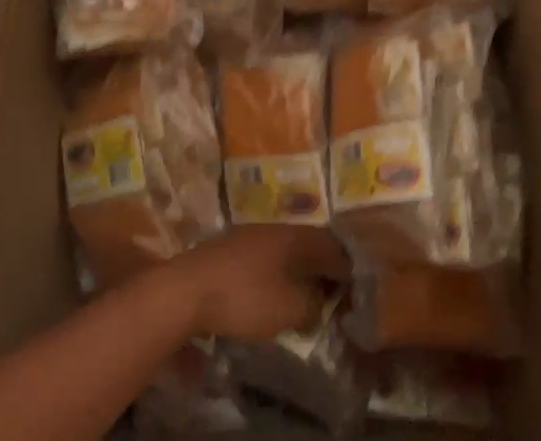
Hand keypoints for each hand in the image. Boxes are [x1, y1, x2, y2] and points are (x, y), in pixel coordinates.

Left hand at [163, 225, 350, 340]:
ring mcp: (245, 237)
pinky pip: (261, 261)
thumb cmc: (245, 298)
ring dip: (296, 272)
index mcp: (292, 236)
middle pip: (306, 246)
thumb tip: (318, 303)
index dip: (347, 268)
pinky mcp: (224, 252)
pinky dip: (273, 276)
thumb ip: (313, 306)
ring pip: (282, 252)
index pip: (331, 246)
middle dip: (321, 269)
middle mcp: (271, 229)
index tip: (356, 290)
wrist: (184, 292)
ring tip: (304, 298)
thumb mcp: (291, 309)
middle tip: (333, 295)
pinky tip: (271, 295)